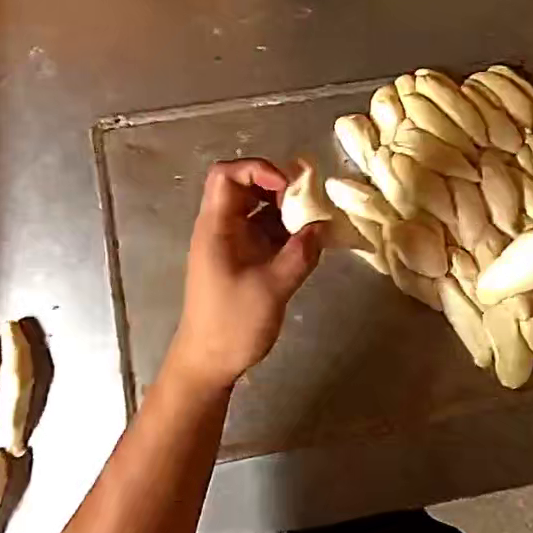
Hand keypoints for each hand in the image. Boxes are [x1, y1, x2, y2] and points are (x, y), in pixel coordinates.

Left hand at [163, 159, 322, 391]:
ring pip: (258, 211)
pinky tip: (309, 242)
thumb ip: (300, 254)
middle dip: (278, 188)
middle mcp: (221, 229)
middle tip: (309, 202)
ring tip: (314, 222)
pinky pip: (265, 233)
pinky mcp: (244, 261)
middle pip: (244, 188)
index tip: (289, 188)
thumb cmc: (232, 324)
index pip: (227, 176)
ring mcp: (232, 245)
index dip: (258, 170)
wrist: (208, 362)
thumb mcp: (272, 288)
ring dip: (285, 211)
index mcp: (216, 227)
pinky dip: (286, 232)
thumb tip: (323, 226)